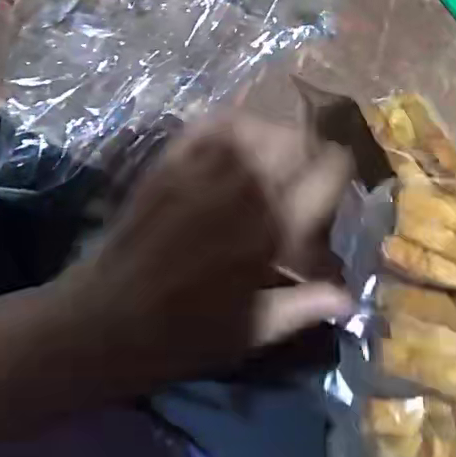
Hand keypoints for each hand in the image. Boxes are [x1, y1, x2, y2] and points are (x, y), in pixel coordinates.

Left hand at [55, 113, 354, 388]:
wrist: (103, 320)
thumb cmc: (182, 335)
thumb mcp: (251, 332)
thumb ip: (303, 307)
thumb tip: (351, 299)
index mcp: (272, 231)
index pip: (328, 174)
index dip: (340, 168)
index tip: (338, 175)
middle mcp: (243, 189)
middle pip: (296, 139)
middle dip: (309, 149)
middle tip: (305, 166)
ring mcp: (204, 169)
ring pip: (257, 125)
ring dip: (272, 134)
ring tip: (272, 150)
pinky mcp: (172, 161)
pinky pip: (210, 122)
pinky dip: (230, 120)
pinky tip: (235, 133)